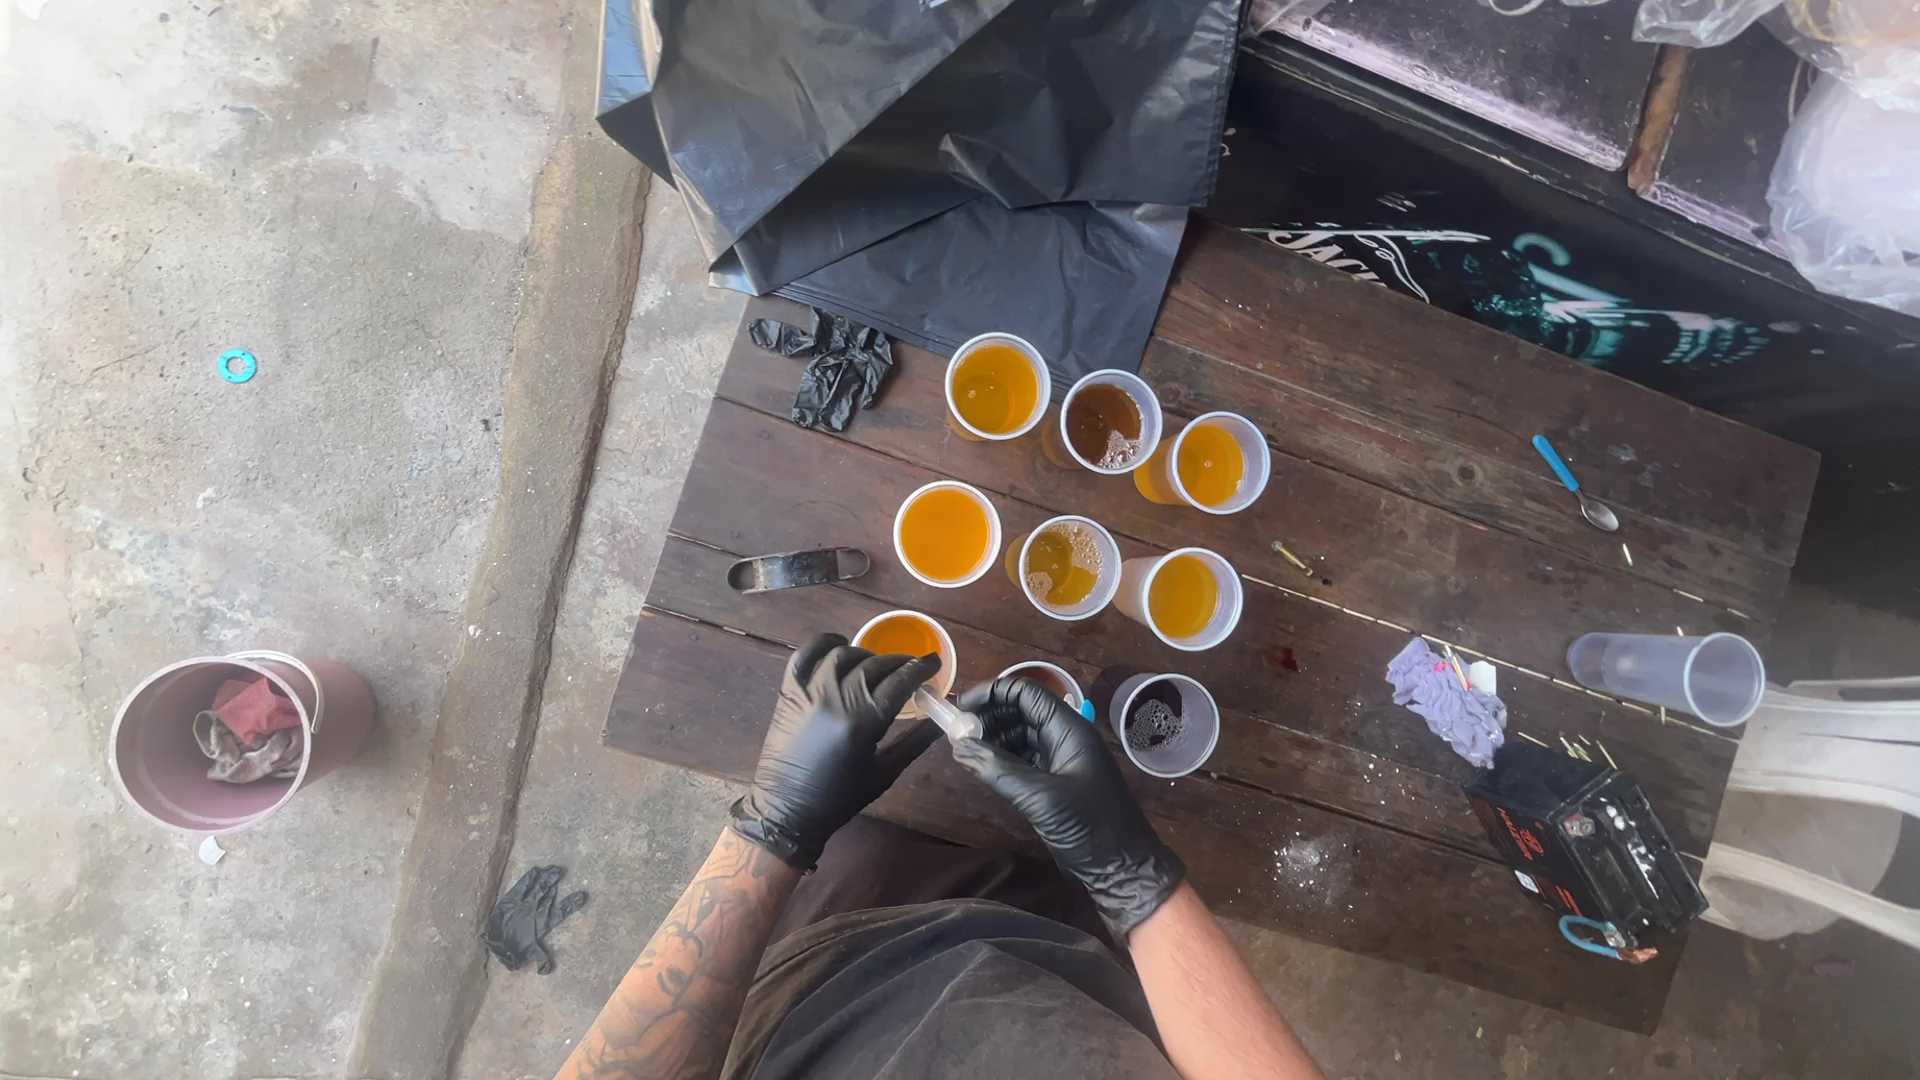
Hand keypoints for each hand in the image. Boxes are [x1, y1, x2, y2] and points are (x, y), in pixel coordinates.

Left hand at [730, 633, 941, 868]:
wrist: (787, 809)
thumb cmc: (840, 797)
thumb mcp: (885, 772)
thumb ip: (916, 741)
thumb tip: (941, 719)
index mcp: (863, 722)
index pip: (900, 682)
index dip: (922, 668)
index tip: (935, 662)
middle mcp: (836, 699)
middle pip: (875, 666)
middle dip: (900, 662)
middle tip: (912, 668)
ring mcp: (810, 691)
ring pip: (844, 654)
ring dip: (867, 655)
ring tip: (878, 666)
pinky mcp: (790, 691)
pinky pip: (806, 654)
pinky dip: (824, 644)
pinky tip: (840, 645)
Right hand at [951, 677, 1185, 935]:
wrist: (1124, 872)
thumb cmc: (1090, 827)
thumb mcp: (1040, 796)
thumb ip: (997, 768)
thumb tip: (957, 745)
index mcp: (1069, 728)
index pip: (1026, 692)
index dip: (992, 693)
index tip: (960, 709)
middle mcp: (1065, 737)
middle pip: (1021, 710)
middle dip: (989, 716)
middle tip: (958, 733)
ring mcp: (1061, 760)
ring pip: (1021, 734)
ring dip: (994, 738)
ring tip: (966, 751)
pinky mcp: (1056, 782)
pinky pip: (1025, 758)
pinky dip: (1003, 759)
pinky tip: (983, 768)